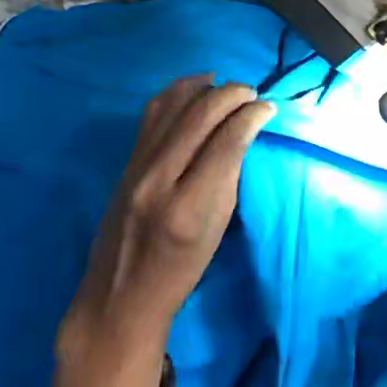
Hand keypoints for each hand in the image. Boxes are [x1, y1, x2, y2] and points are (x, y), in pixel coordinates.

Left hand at [56, 75, 274, 386]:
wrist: (118, 298)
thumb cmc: (181, 270)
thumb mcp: (219, 225)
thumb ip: (230, 172)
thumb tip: (245, 127)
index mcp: (189, 206)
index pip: (227, 140)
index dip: (253, 114)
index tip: (268, 107)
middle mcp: (159, 179)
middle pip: (201, 113)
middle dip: (233, 93)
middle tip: (253, 93)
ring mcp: (136, 166)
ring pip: (175, 104)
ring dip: (207, 88)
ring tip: (227, 88)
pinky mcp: (125, 161)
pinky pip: (154, 111)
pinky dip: (179, 92)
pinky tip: (197, 88)